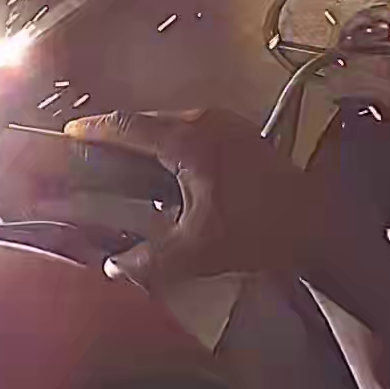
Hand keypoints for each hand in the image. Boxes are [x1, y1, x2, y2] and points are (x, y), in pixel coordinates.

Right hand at [63, 108, 380, 290]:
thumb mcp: (199, 249)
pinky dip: (172, 137)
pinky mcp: (241, 130)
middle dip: (120, 131)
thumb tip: (112, 269)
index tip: (72, 131)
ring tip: (127, 153)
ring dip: (148, 133)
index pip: (131, 126)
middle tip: (95, 146)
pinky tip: (171, 161)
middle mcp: (206, 120)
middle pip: (151, 118)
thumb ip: (151, 260)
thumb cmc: (255, 231)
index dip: (98, 128)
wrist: (317, 223)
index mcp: (189, 140)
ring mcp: (227, 121)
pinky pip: (194, 125)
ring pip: (174, 120)